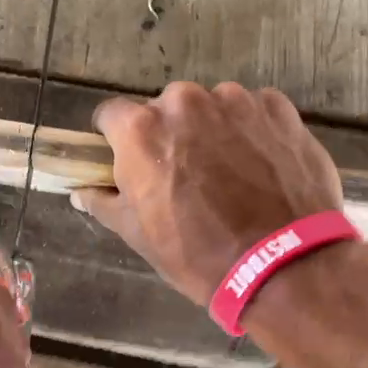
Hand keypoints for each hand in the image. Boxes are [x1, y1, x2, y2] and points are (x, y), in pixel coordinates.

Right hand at [73, 82, 344, 305]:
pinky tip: (262, 165)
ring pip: (211, 107)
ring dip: (213, 130)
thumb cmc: (199, 253)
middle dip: (170, 134)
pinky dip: (252, 130)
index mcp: (141, 128)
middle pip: (165, 109)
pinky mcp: (278, 109)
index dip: (117, 138)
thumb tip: (81, 191)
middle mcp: (184, 101)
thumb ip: (104, 201)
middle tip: (186, 175)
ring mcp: (235, 100)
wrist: (286, 267)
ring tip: (231, 173)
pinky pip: (254, 111)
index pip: (112, 115)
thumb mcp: (138, 234)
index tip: (129, 159)